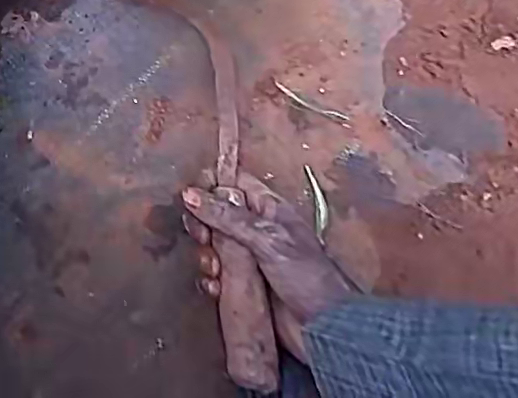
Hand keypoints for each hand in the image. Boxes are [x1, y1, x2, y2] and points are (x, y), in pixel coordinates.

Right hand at [182, 173, 355, 363]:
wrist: (328, 334)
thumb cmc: (307, 278)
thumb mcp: (267, 240)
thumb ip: (227, 216)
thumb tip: (189, 194)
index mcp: (266, 208)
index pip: (231, 182)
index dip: (210, 186)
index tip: (193, 198)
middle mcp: (254, 228)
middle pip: (214, 212)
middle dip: (202, 224)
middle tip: (202, 237)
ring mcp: (248, 257)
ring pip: (212, 243)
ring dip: (205, 254)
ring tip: (213, 268)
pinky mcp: (242, 284)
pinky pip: (216, 273)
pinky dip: (210, 279)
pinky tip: (215, 286)